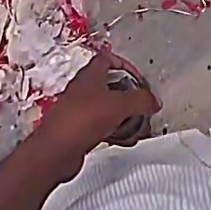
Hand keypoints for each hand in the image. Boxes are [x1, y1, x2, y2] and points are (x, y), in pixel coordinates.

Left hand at [25, 52, 160, 180]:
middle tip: (141, 105)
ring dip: (124, 115)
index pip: (108, 59)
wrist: (56, 150)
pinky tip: (124, 140)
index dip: (126, 66)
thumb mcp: (119, 105)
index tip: (139, 79)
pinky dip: (115, 131)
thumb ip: (141, 100)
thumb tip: (154, 100)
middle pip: (110, 85)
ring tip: (137, 125)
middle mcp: (83, 90)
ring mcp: (79, 110)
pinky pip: (102, 125)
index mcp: (90, 76)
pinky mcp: (79, 129)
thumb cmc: (81, 120)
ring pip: (107, 107)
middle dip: (129, 95)